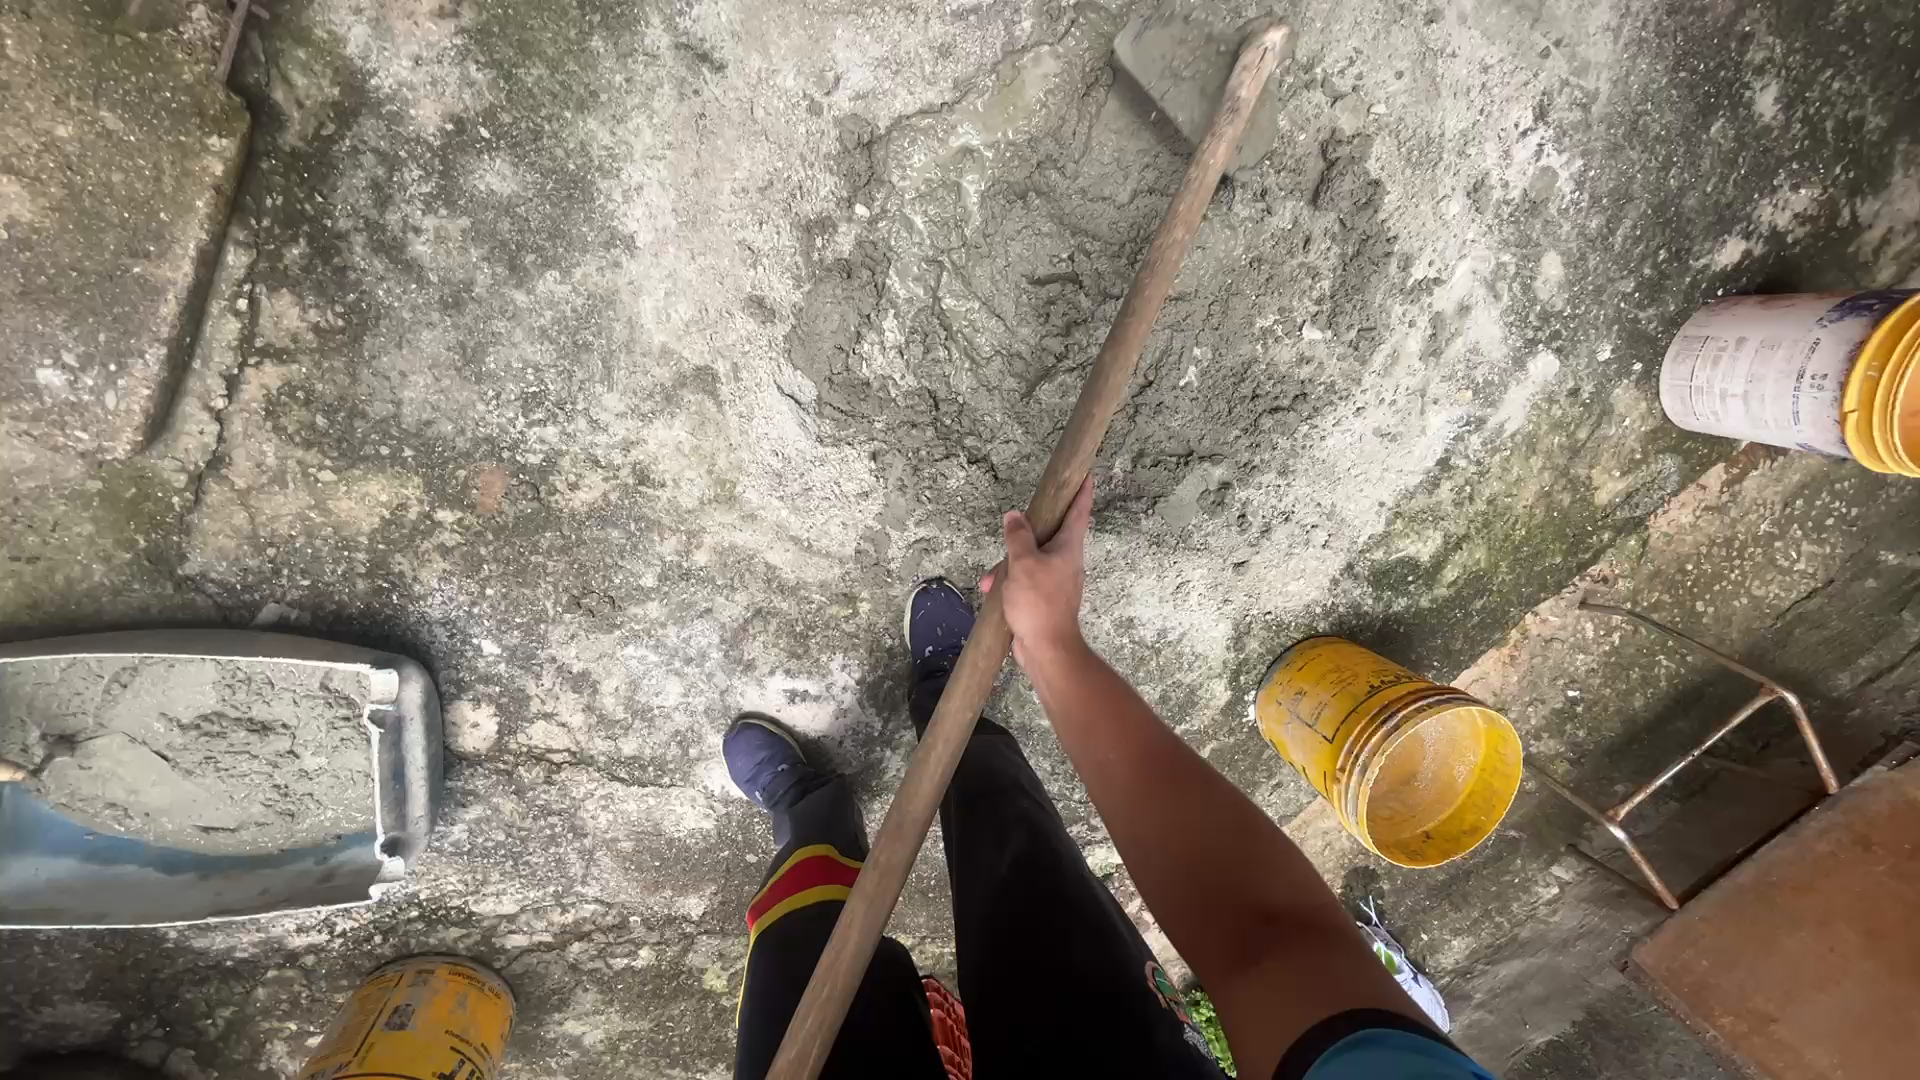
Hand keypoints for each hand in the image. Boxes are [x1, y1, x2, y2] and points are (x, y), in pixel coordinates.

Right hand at [981, 475, 1093, 667]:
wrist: (1046, 649)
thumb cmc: (1039, 603)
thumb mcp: (1023, 563)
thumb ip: (1018, 537)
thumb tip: (1015, 517)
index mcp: (1068, 548)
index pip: (1078, 511)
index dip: (1081, 491)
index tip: (1086, 474)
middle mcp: (1066, 562)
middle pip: (1047, 536)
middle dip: (1022, 536)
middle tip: (1011, 530)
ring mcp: (1056, 582)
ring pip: (1030, 561)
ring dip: (1008, 567)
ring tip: (990, 581)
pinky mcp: (1044, 600)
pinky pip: (1024, 582)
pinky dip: (1008, 585)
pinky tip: (992, 593)